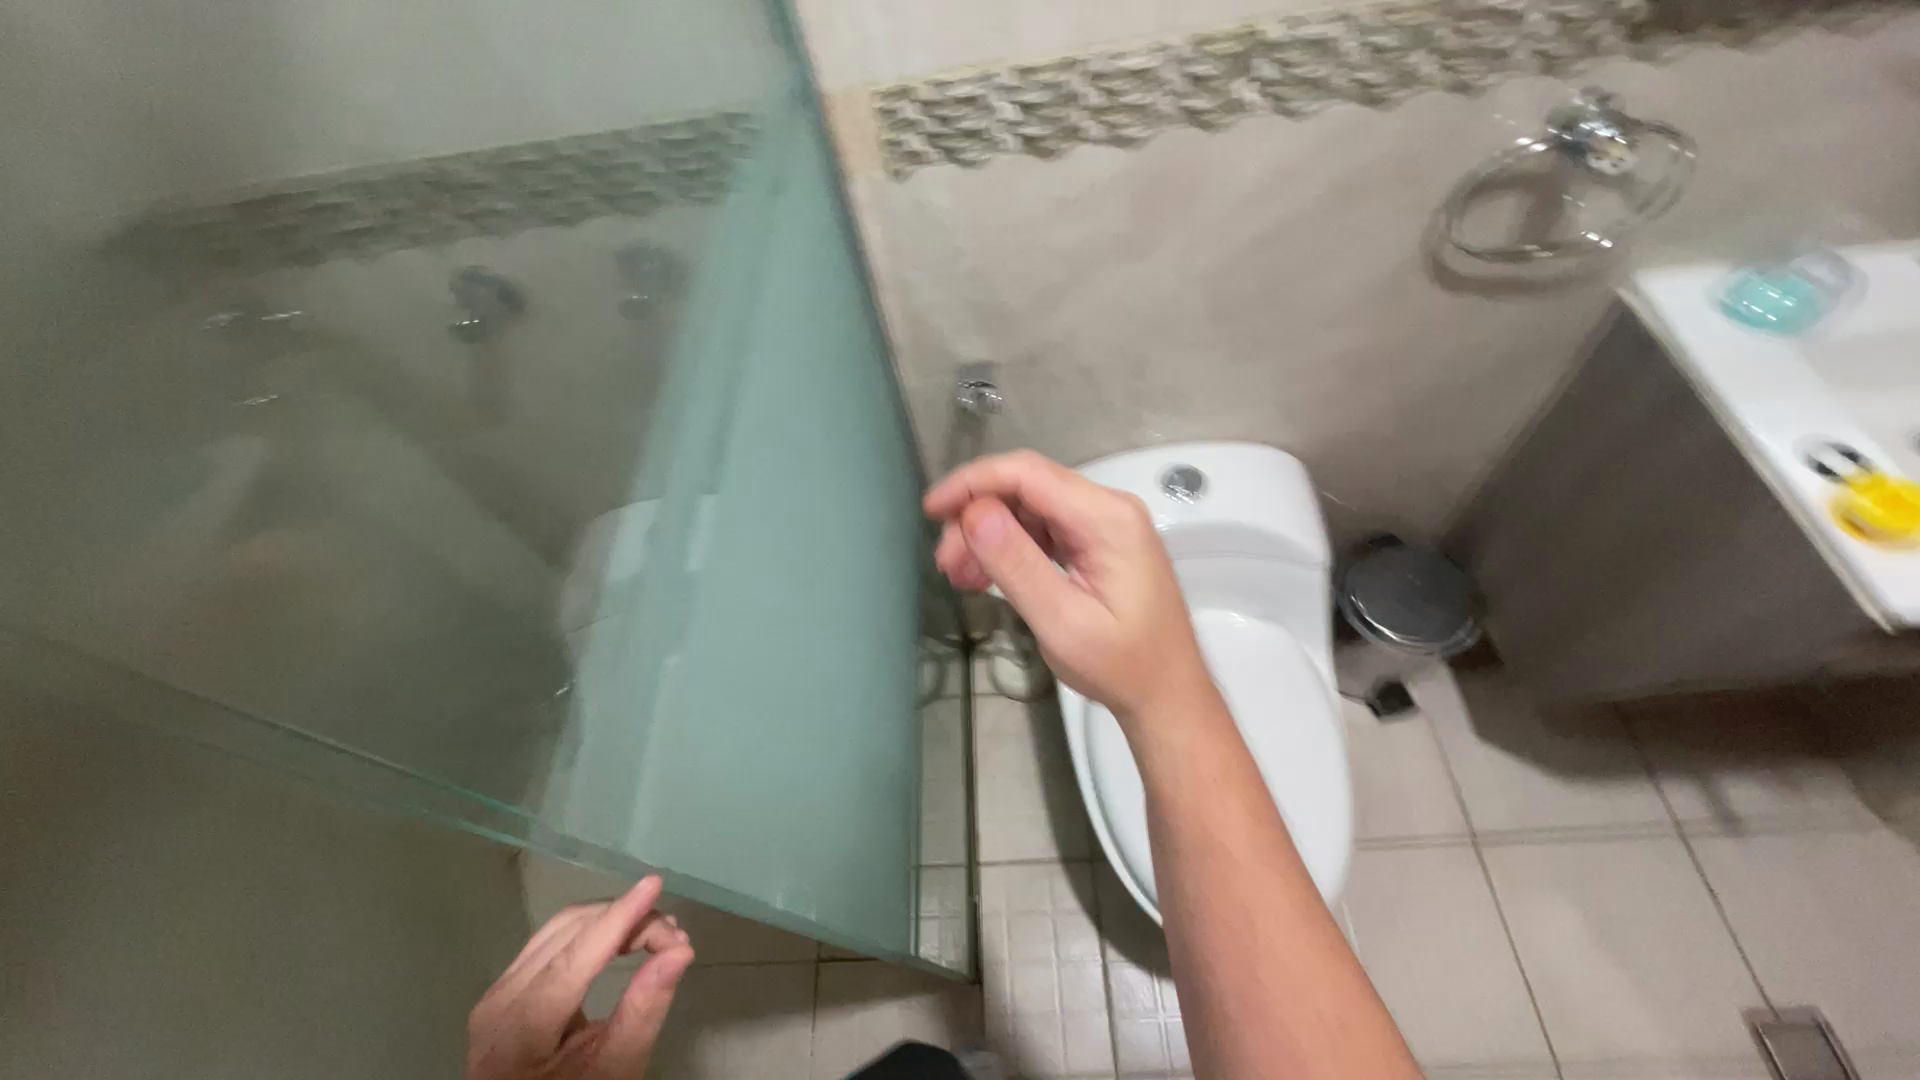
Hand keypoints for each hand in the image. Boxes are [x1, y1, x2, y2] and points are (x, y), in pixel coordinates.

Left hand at [468, 876, 694, 1079]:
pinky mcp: (506, 987)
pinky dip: (593, 930)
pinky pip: (553, 939)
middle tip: (673, 937)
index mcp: (520, 1030)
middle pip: (570, 931)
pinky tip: (622, 939)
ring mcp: (498, 991)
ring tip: (656, 934)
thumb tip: (679, 952)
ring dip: (612, 919)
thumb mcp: (615, 1070)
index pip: (576, 957)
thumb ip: (644, 1010)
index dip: (618, 917)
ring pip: (562, 927)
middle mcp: (501, 1000)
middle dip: (625, 920)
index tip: (655, 884)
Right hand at [925, 450, 1211, 721]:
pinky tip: (984, 576)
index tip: (932, 509)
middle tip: (945, 562)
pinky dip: (1008, 548)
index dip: (973, 484)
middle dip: (976, 517)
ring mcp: (1103, 525)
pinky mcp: (1096, 543)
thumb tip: (974, 514)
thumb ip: (1017, 565)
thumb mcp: (1062, 622)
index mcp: (1107, 518)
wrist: (1166, 694)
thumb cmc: (1122, 666)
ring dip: (988, 535)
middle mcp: (1107, 509)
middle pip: (1025, 488)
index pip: (1028, 474)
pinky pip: (1042, 530)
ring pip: (1028, 509)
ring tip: (959, 575)